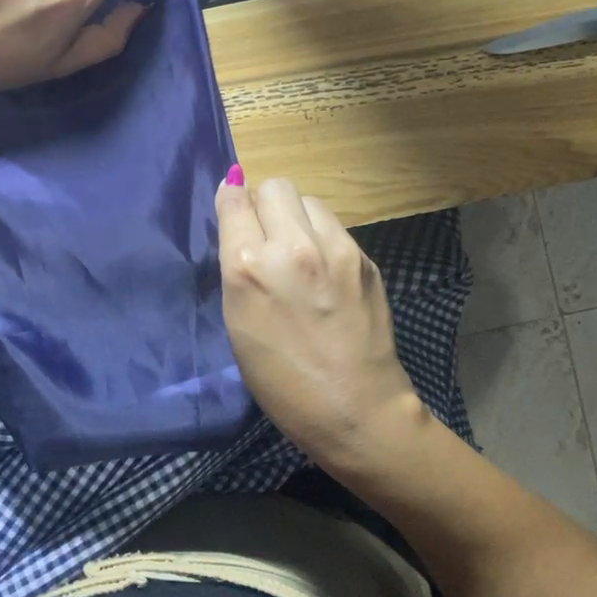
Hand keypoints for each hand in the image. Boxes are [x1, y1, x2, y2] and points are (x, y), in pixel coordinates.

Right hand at [217, 174, 429, 468]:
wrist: (354, 409)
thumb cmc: (279, 380)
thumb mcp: (237, 321)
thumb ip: (237, 264)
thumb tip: (237, 217)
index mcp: (248, 266)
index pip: (234, 200)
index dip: (231, 203)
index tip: (233, 216)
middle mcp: (292, 247)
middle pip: (275, 187)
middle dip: (264, 204)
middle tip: (265, 237)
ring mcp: (335, 250)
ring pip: (307, 200)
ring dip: (295, 217)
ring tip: (297, 253)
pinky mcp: (364, 259)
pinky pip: (333, 226)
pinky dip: (321, 237)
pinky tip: (323, 272)